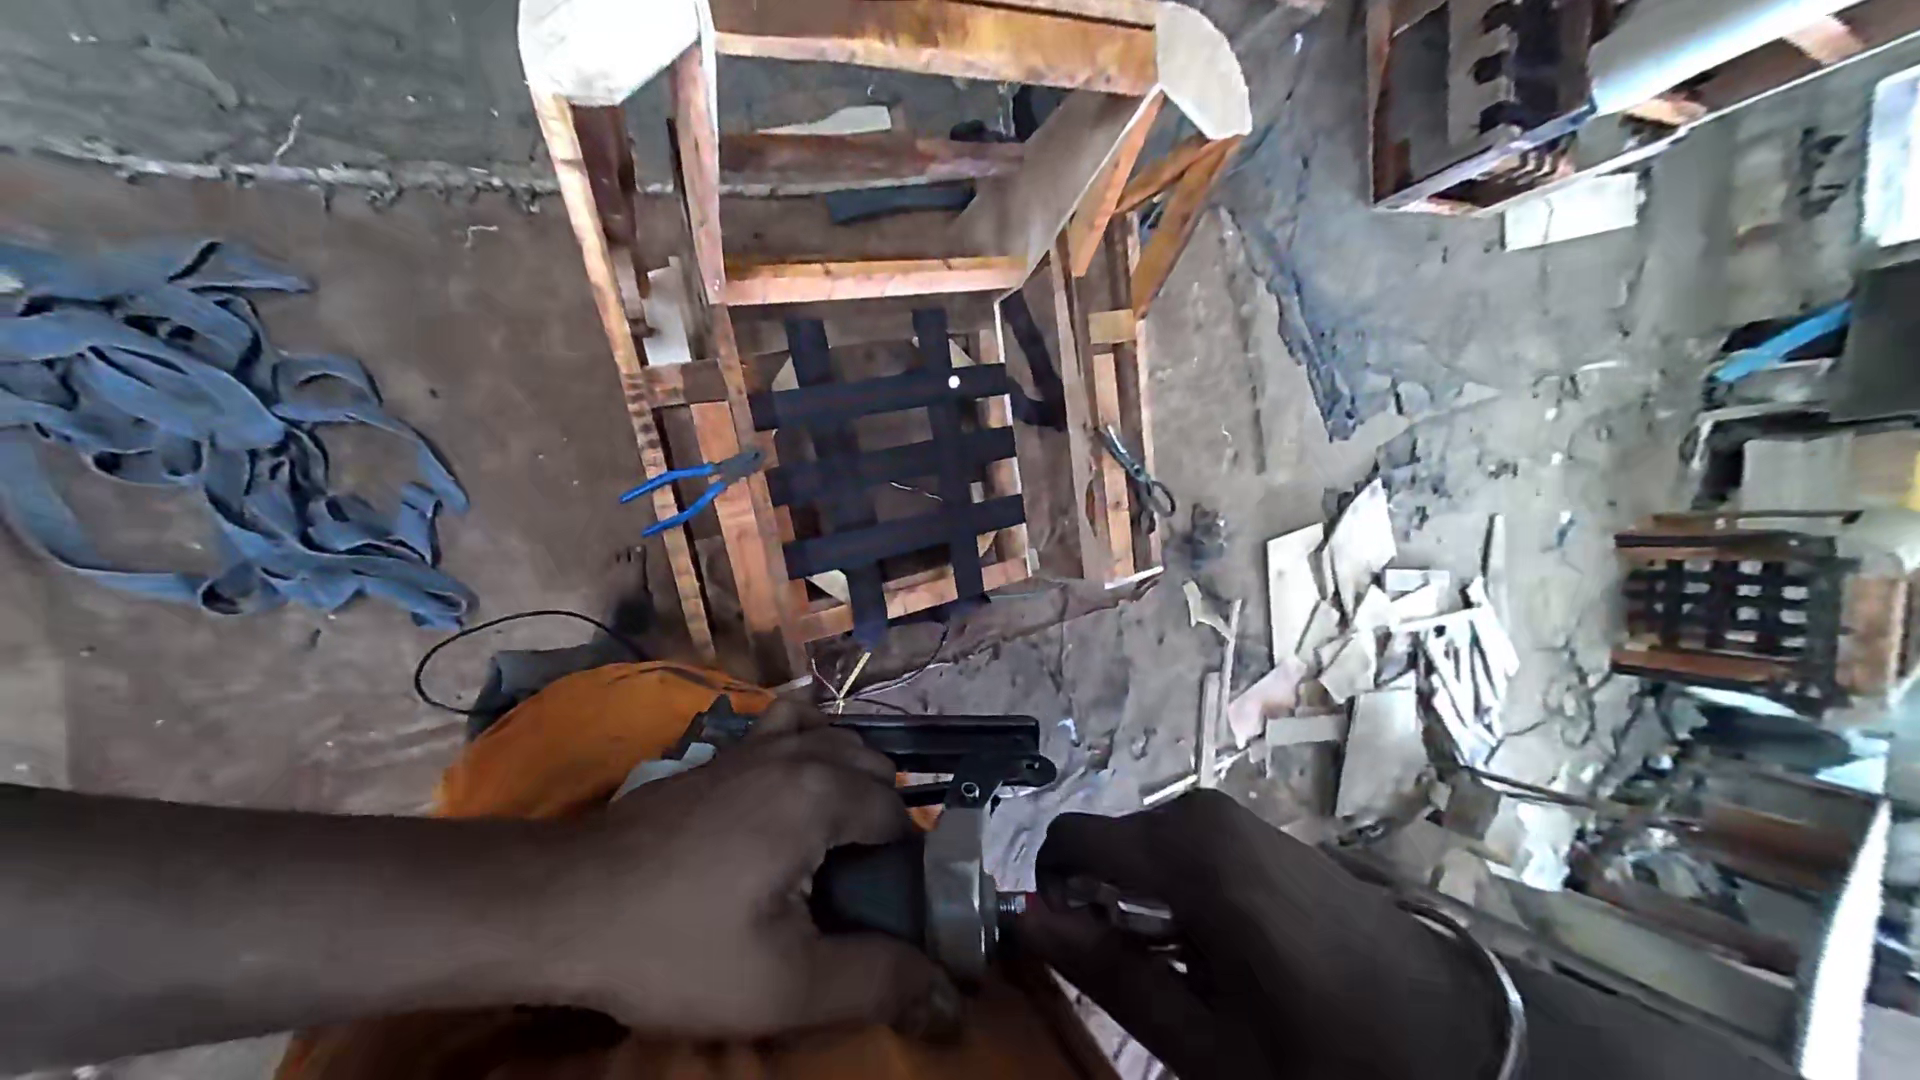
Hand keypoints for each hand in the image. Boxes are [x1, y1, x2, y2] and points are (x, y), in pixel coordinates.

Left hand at [526, 702, 956, 1036]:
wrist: (568, 904)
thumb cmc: (677, 944)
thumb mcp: (783, 985)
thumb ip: (874, 981)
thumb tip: (948, 994)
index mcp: (822, 794)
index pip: (898, 815)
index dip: (904, 861)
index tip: (889, 903)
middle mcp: (800, 753)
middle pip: (875, 770)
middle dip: (884, 818)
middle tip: (860, 882)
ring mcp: (759, 744)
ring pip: (838, 741)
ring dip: (854, 780)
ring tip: (835, 838)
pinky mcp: (727, 750)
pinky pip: (790, 722)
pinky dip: (811, 738)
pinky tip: (799, 773)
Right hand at [1015, 791, 1501, 1079]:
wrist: (1455, 1031)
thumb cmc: (1326, 1052)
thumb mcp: (1208, 1043)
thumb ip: (1108, 973)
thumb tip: (1028, 924)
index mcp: (1187, 853)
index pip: (1070, 838)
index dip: (1053, 891)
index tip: (1079, 950)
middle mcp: (1199, 812)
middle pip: (1106, 844)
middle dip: (1103, 904)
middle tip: (1150, 977)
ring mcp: (1229, 812)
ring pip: (1140, 846)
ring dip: (1140, 902)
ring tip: (1193, 969)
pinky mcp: (1249, 823)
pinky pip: (1178, 843)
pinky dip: (1174, 889)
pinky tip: (1221, 944)